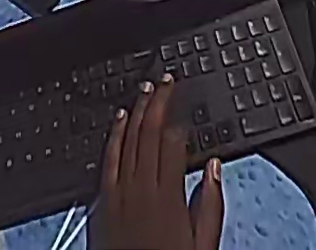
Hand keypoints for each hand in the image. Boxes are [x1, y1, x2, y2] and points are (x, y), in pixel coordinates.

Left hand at [91, 76, 224, 249]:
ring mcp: (120, 190)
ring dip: (137, 109)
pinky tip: (119, 115)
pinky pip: (108, 155)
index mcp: (169, 198)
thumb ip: (209, 206)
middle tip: (166, 81)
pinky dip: (114, 132)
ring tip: (147, 88)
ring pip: (128, 137)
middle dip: (159, 101)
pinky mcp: (103, 198)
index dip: (178, 117)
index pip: (173, 142)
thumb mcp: (202, 247)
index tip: (183, 100)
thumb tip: (212, 166)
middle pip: (150, 131)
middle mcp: (142, 187)